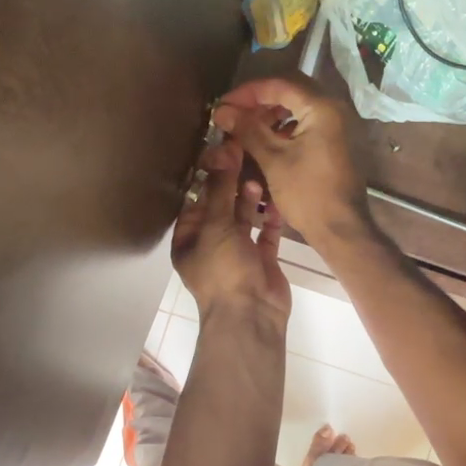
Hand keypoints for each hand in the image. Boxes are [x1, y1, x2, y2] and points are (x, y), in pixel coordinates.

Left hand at [172, 136, 290, 323]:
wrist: (250, 315)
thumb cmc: (223, 270)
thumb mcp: (216, 225)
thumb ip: (222, 188)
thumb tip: (224, 149)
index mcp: (189, 240)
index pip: (196, 201)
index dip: (209, 178)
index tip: (225, 151)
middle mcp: (211, 245)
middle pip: (221, 208)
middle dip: (233, 186)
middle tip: (247, 158)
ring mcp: (237, 254)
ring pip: (244, 220)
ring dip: (251, 201)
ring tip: (260, 181)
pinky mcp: (262, 261)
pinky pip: (266, 235)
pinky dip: (270, 220)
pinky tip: (276, 203)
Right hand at [212, 77, 367, 242]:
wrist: (341, 228)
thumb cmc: (307, 194)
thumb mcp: (273, 160)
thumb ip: (248, 130)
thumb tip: (222, 110)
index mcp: (321, 108)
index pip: (279, 84)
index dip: (247, 92)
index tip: (224, 105)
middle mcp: (334, 109)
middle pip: (290, 92)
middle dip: (260, 101)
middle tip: (235, 114)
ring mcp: (338, 126)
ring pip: (299, 108)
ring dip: (272, 115)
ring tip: (247, 129)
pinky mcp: (336, 143)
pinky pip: (308, 124)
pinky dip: (286, 128)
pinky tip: (267, 143)